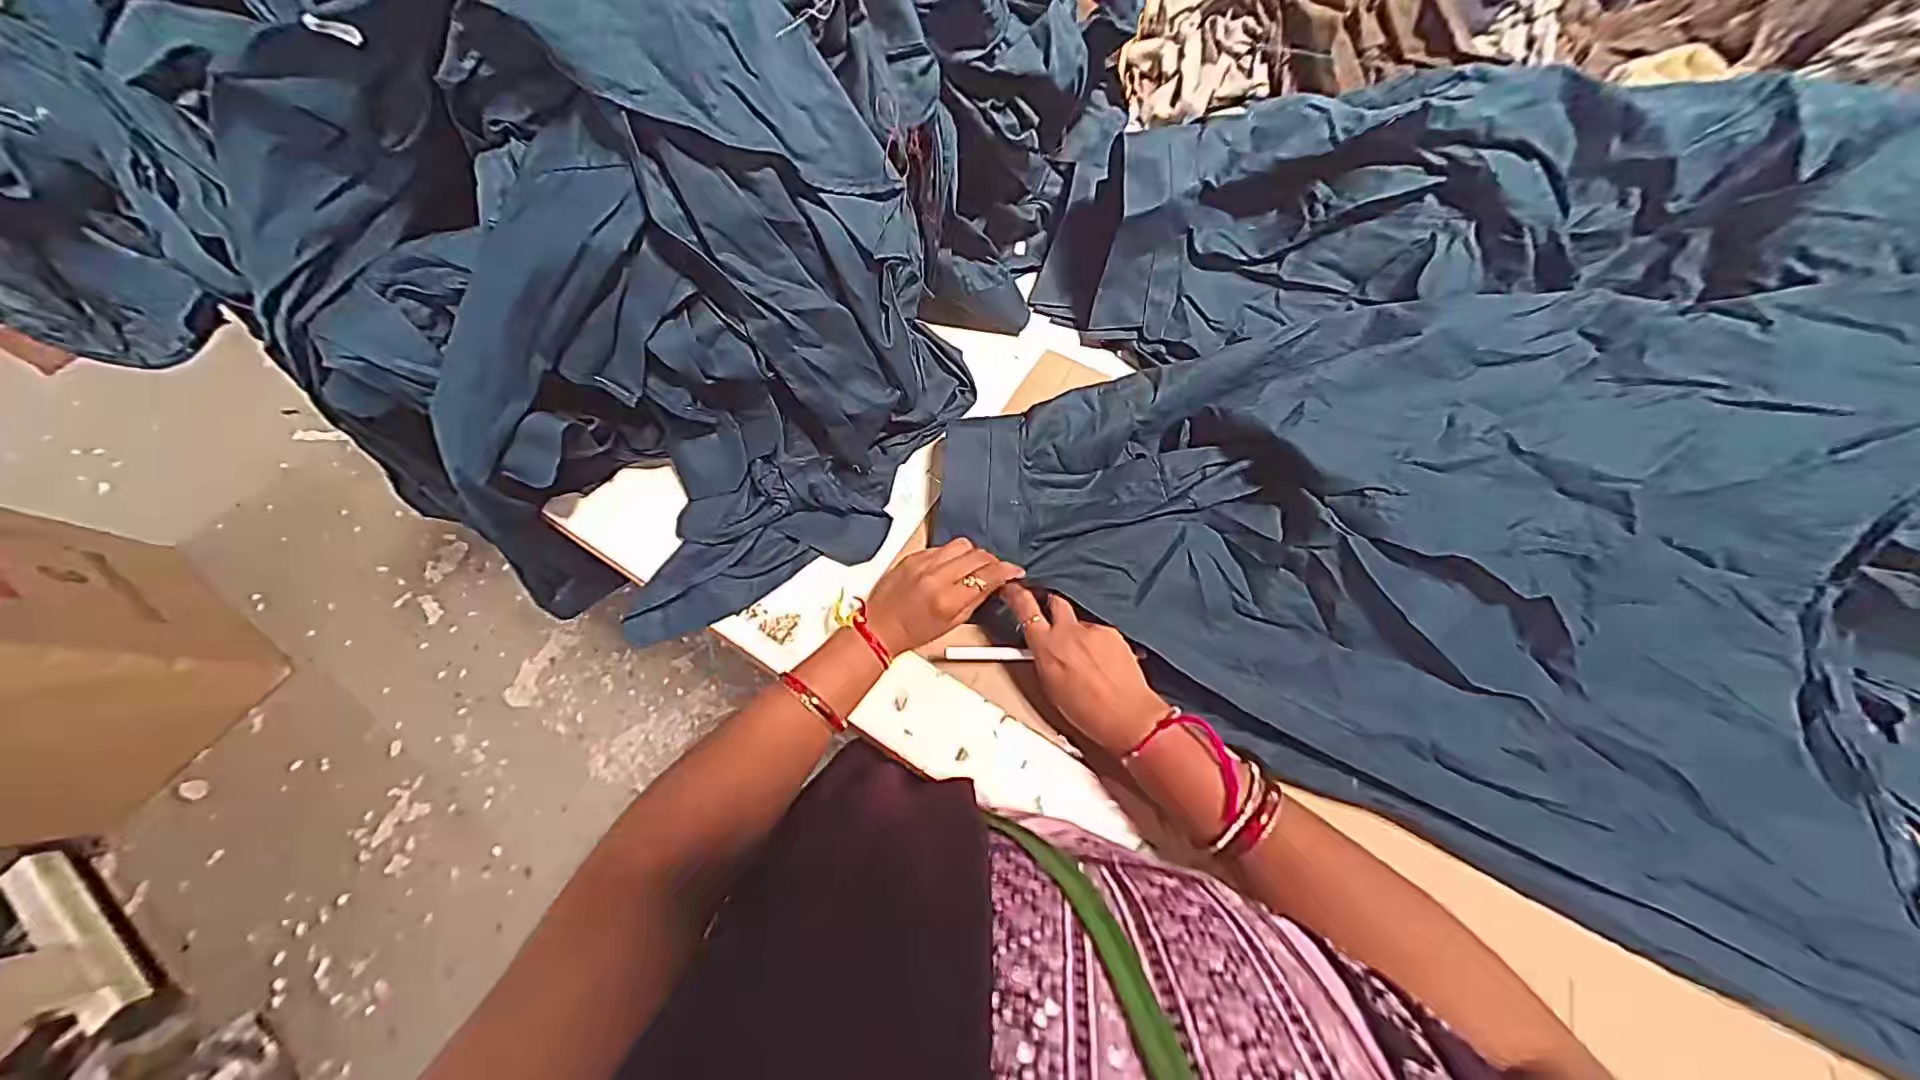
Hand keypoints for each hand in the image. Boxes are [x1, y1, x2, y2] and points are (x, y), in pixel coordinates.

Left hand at [862, 538, 1023, 654]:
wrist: (879, 626)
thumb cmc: (911, 631)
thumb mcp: (952, 623)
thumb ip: (976, 600)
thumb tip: (995, 583)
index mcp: (947, 598)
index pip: (987, 574)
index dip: (1007, 570)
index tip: (1014, 571)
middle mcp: (935, 576)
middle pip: (977, 555)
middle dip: (991, 561)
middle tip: (993, 571)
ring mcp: (922, 563)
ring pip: (961, 544)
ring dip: (972, 555)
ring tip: (970, 568)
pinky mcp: (913, 555)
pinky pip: (942, 547)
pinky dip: (951, 555)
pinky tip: (949, 567)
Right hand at [1000, 584, 1169, 753]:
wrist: (1126, 716)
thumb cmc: (1088, 711)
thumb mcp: (1050, 687)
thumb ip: (1043, 659)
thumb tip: (1041, 651)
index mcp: (1046, 646)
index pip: (1025, 609)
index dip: (1017, 595)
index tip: (1014, 590)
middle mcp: (1068, 632)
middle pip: (1056, 602)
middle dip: (1053, 607)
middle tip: (1054, 619)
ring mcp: (1093, 630)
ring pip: (1081, 622)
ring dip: (1080, 634)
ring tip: (1088, 660)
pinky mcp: (1113, 633)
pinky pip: (1100, 633)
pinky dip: (1099, 643)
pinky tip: (1104, 663)